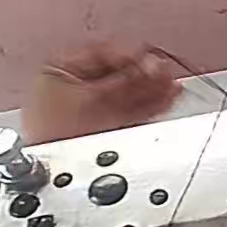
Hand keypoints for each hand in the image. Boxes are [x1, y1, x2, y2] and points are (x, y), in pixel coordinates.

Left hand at [21, 43, 193, 142]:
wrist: (54, 170)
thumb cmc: (54, 132)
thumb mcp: (91, 98)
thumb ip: (124, 82)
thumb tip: (149, 67)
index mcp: (61, 70)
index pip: (103, 55)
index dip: (129, 58)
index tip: (150, 62)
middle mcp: (77, 89)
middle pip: (119, 77)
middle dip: (145, 76)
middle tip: (165, 73)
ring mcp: (92, 110)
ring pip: (128, 96)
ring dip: (152, 91)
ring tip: (172, 87)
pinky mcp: (105, 129)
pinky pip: (132, 112)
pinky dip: (150, 107)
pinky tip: (166, 99)